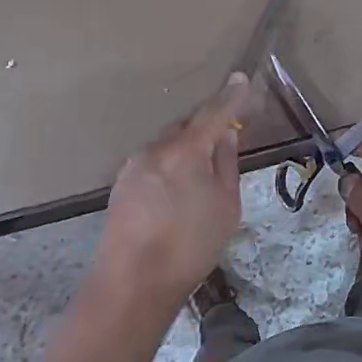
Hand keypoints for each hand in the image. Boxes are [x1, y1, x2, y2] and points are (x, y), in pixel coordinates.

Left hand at [97, 72, 251, 303]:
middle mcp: (155, 150)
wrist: (133, 283)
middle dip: (205, 130)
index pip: (213, 113)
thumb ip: (226, 165)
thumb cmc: (190, 246)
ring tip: (199, 182)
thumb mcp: (225, 207)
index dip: (230, 97)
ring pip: (166, 146)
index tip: (240, 79)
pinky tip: (174, 195)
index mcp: (185, 152)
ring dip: (184, 152)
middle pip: (185, 128)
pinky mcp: (120, 184)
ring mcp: (132, 166)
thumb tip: (226, 135)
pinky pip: (152, 163)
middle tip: (223, 144)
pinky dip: (168, 167)